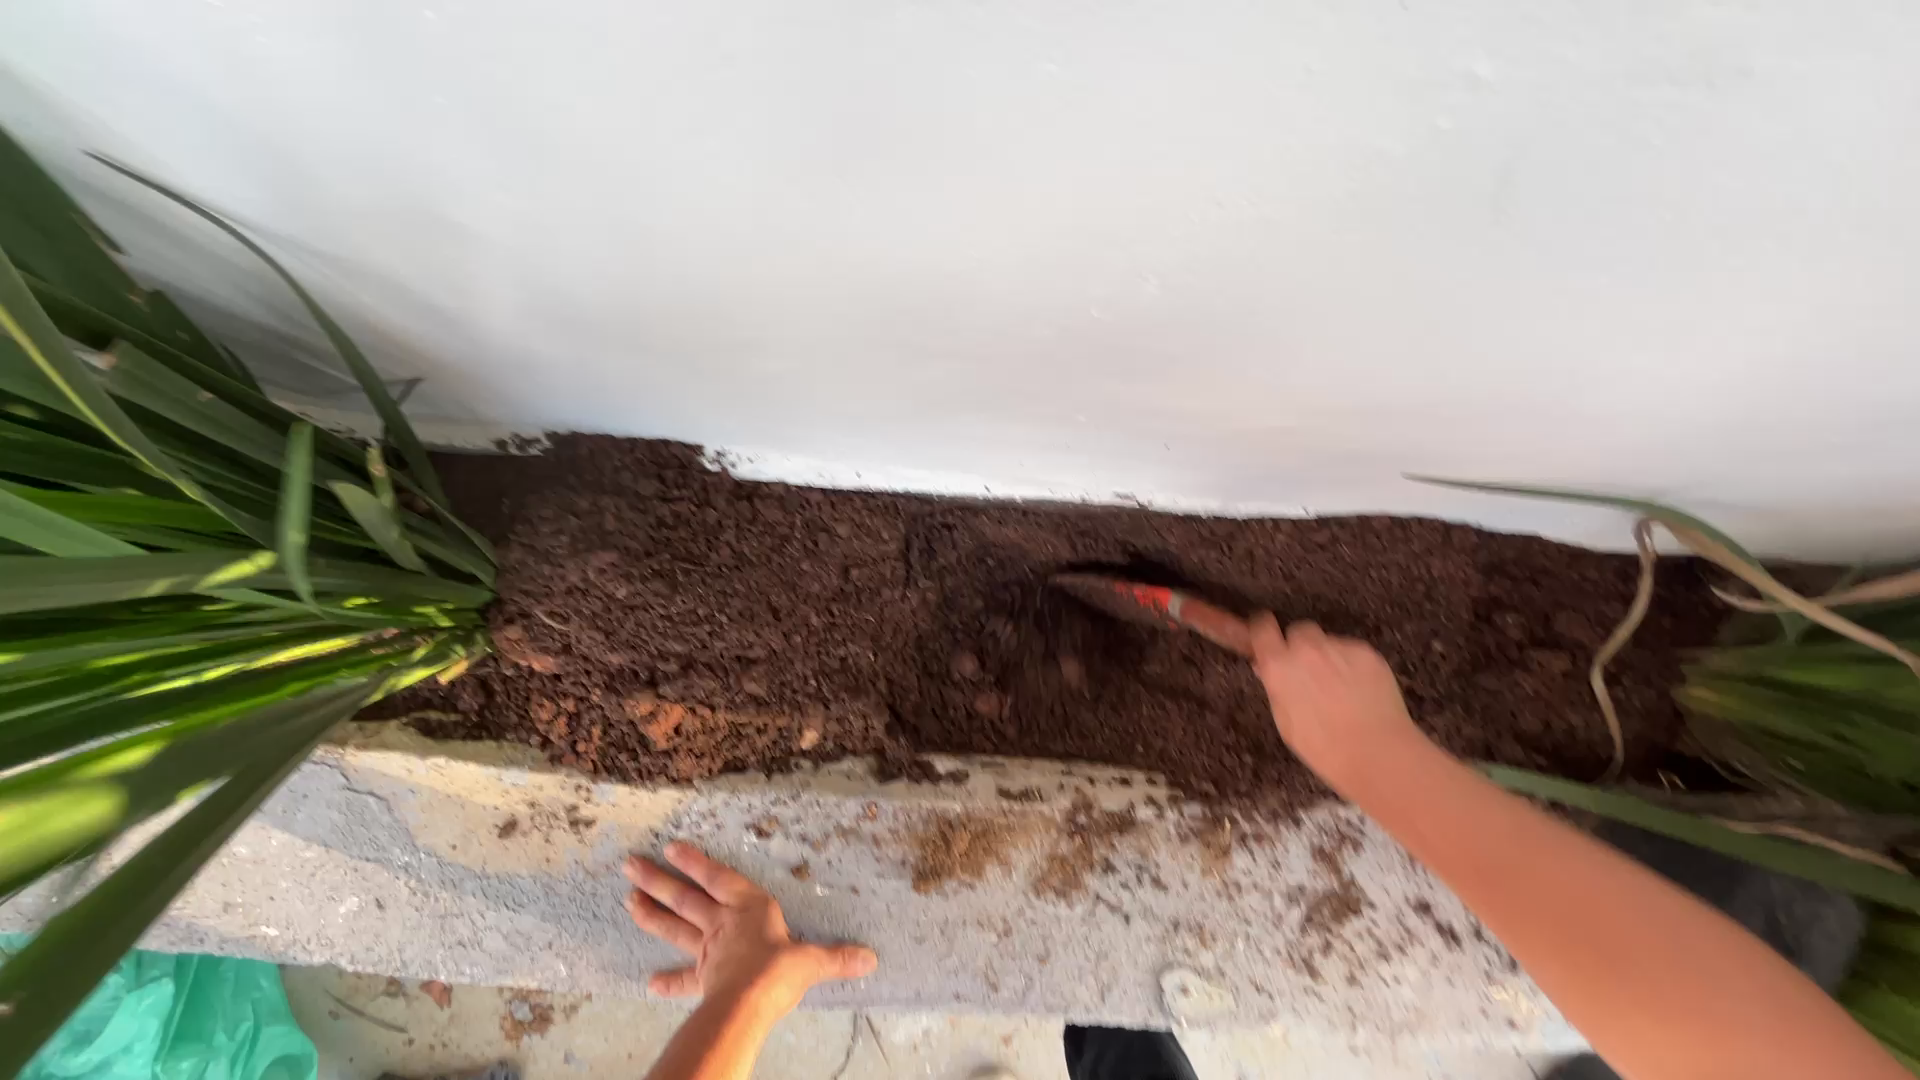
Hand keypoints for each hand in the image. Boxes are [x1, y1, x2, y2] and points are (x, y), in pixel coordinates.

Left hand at [623, 841, 877, 1012]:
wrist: (749, 1005)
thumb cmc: (779, 971)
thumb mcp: (813, 960)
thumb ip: (837, 957)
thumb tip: (871, 959)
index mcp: (749, 907)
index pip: (718, 877)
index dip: (695, 862)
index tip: (671, 847)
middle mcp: (723, 923)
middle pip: (685, 897)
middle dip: (657, 880)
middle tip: (630, 865)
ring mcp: (708, 951)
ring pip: (674, 927)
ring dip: (651, 913)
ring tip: (628, 898)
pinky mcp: (702, 980)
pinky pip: (683, 978)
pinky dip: (668, 981)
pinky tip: (650, 983)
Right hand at [1248, 613, 1433, 786]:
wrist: (1377, 752)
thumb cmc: (1322, 746)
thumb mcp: (1285, 720)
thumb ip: (1275, 687)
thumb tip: (1267, 668)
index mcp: (1278, 665)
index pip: (1262, 626)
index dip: (1263, 629)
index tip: (1266, 637)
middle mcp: (1306, 648)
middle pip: (1299, 629)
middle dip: (1300, 645)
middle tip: (1307, 670)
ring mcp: (1339, 647)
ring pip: (1328, 641)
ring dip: (1328, 654)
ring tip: (1340, 685)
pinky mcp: (1367, 652)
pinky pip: (1352, 650)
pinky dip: (1353, 664)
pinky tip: (1360, 689)